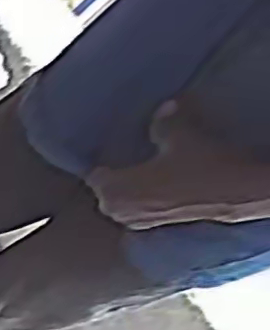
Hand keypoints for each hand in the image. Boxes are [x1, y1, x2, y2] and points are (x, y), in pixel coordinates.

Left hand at [90, 101, 269, 228]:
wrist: (234, 192)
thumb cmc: (201, 166)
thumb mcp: (183, 140)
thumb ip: (167, 124)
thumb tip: (164, 105)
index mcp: (110, 188)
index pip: (94, 174)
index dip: (103, 163)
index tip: (111, 155)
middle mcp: (109, 207)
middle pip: (104, 188)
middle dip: (116, 176)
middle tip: (132, 163)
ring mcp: (124, 218)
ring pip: (117, 200)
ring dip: (127, 189)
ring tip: (145, 176)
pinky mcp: (142, 225)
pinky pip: (131, 209)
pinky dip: (138, 200)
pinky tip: (154, 190)